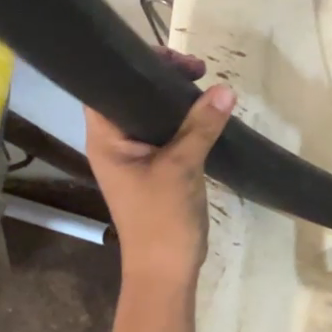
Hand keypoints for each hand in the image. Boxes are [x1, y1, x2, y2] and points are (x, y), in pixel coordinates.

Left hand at [84, 50, 234, 284]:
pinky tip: (208, 116)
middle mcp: (114, 143)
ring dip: (177, 101)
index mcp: (105, 138)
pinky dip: (185, 123)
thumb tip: (226, 90)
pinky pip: (168, 135)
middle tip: (198, 71)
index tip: (175, 60)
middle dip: (163, 77)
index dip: (136, 63)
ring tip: (207, 88)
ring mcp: (136, 158)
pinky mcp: (156, 171)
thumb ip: (202, 126)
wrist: (166, 272)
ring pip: (153, 115)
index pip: (108, 83)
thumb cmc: (161, 219)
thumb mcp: (182, 168)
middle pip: (132, 94)